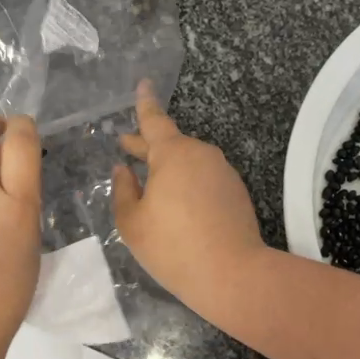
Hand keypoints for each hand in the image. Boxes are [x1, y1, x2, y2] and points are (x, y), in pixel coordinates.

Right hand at [112, 82, 266, 310]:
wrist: (233, 274)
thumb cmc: (173, 247)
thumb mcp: (133, 223)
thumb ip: (123, 191)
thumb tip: (124, 171)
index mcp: (173, 154)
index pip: (154, 120)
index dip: (145, 103)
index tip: (143, 84)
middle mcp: (201, 154)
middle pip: (170, 144)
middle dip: (148, 146)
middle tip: (127, 146)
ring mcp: (223, 172)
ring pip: (188, 163)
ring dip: (169, 169)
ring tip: (151, 186)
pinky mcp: (236, 192)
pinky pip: (204, 179)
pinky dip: (188, 185)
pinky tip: (178, 207)